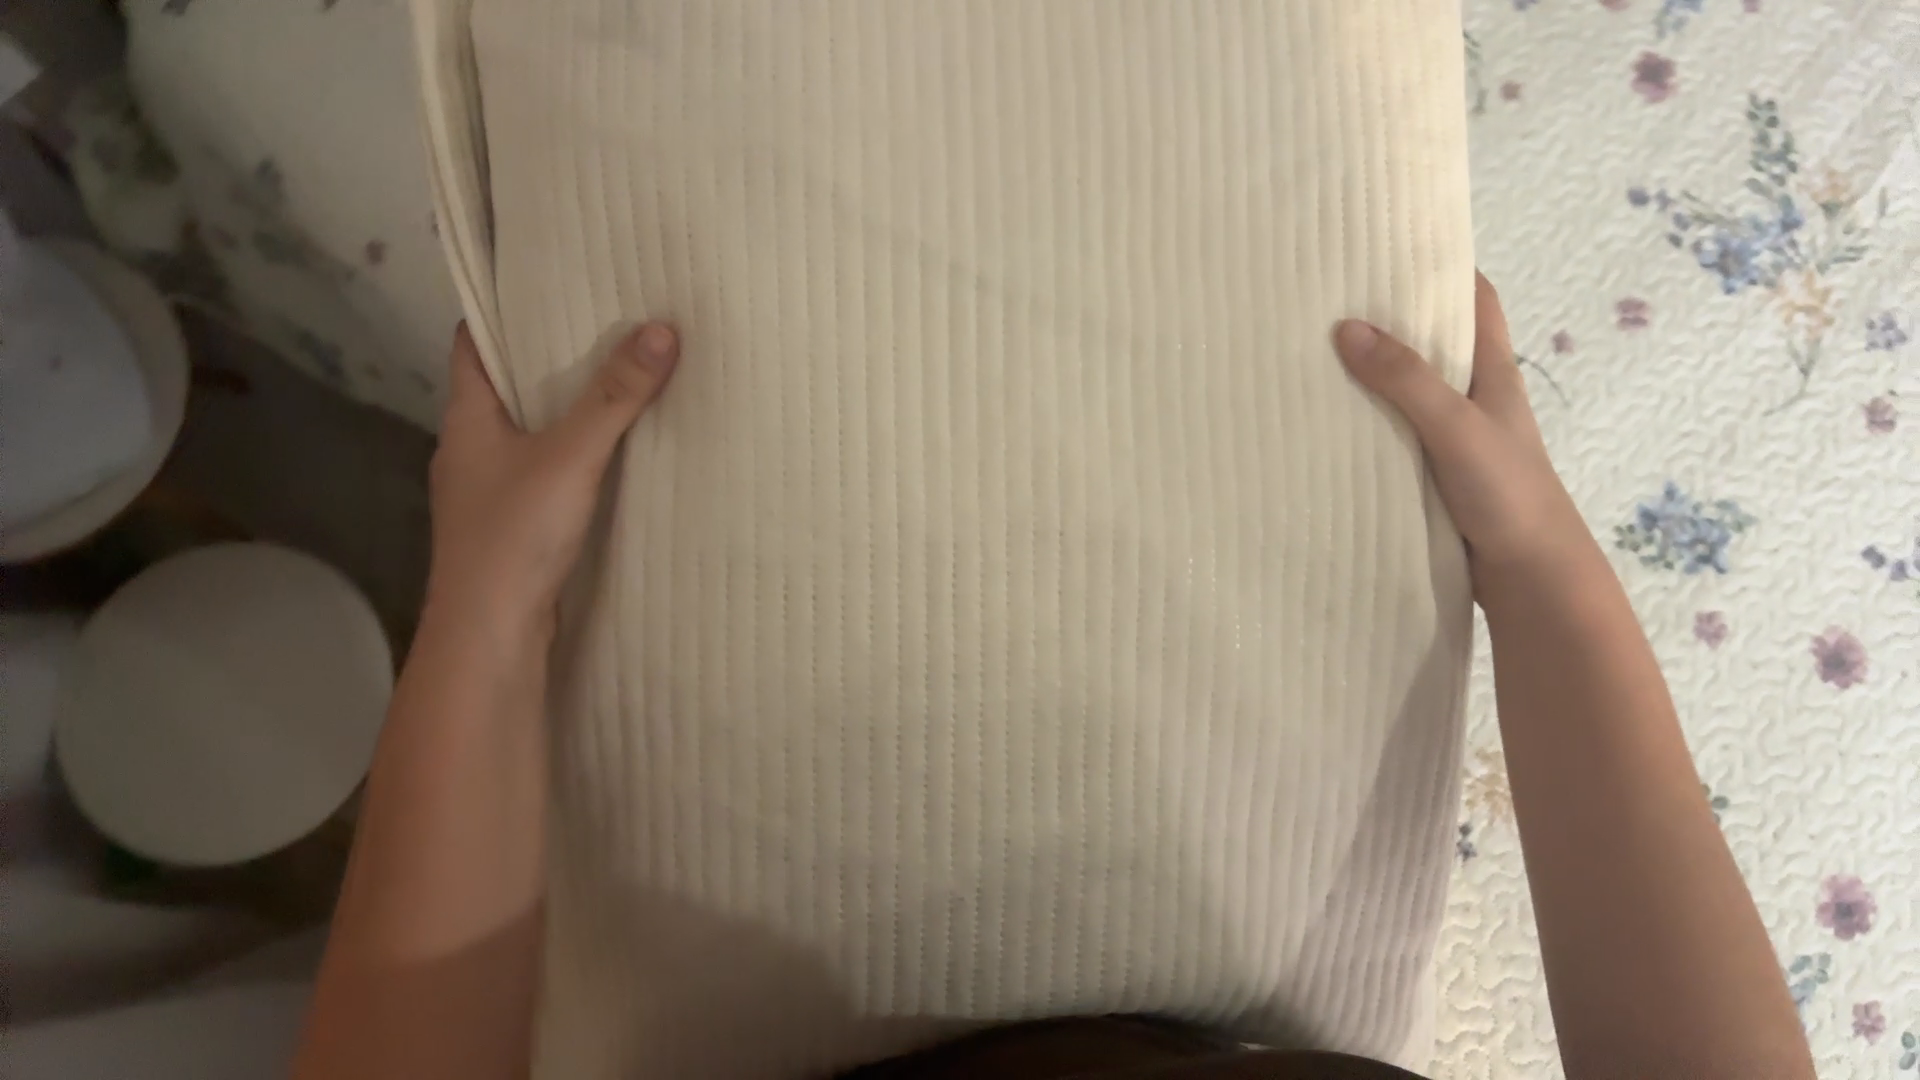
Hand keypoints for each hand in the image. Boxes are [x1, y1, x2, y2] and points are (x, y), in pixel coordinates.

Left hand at [423, 321, 680, 635]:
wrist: (492, 631)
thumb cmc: (515, 533)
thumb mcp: (571, 455)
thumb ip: (615, 397)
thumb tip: (662, 329)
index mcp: (467, 417)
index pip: (473, 342)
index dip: (504, 309)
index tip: (553, 285)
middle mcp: (471, 447)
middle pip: (507, 385)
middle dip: (551, 356)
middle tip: (608, 325)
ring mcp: (491, 489)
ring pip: (529, 431)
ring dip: (566, 408)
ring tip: (621, 380)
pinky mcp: (515, 523)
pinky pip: (547, 469)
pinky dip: (576, 452)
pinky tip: (613, 455)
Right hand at [1333, 274, 1592, 593]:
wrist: (1528, 572)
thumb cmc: (1506, 490)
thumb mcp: (1455, 425)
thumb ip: (1405, 379)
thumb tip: (1346, 327)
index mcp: (1491, 372)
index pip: (1474, 300)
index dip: (1442, 268)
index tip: (1391, 250)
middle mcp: (1471, 396)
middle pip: (1432, 342)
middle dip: (1389, 320)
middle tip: (1329, 303)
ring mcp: (1450, 436)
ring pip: (1407, 391)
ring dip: (1369, 376)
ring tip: (1312, 358)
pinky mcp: (1431, 471)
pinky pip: (1392, 433)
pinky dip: (1364, 423)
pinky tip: (1327, 425)